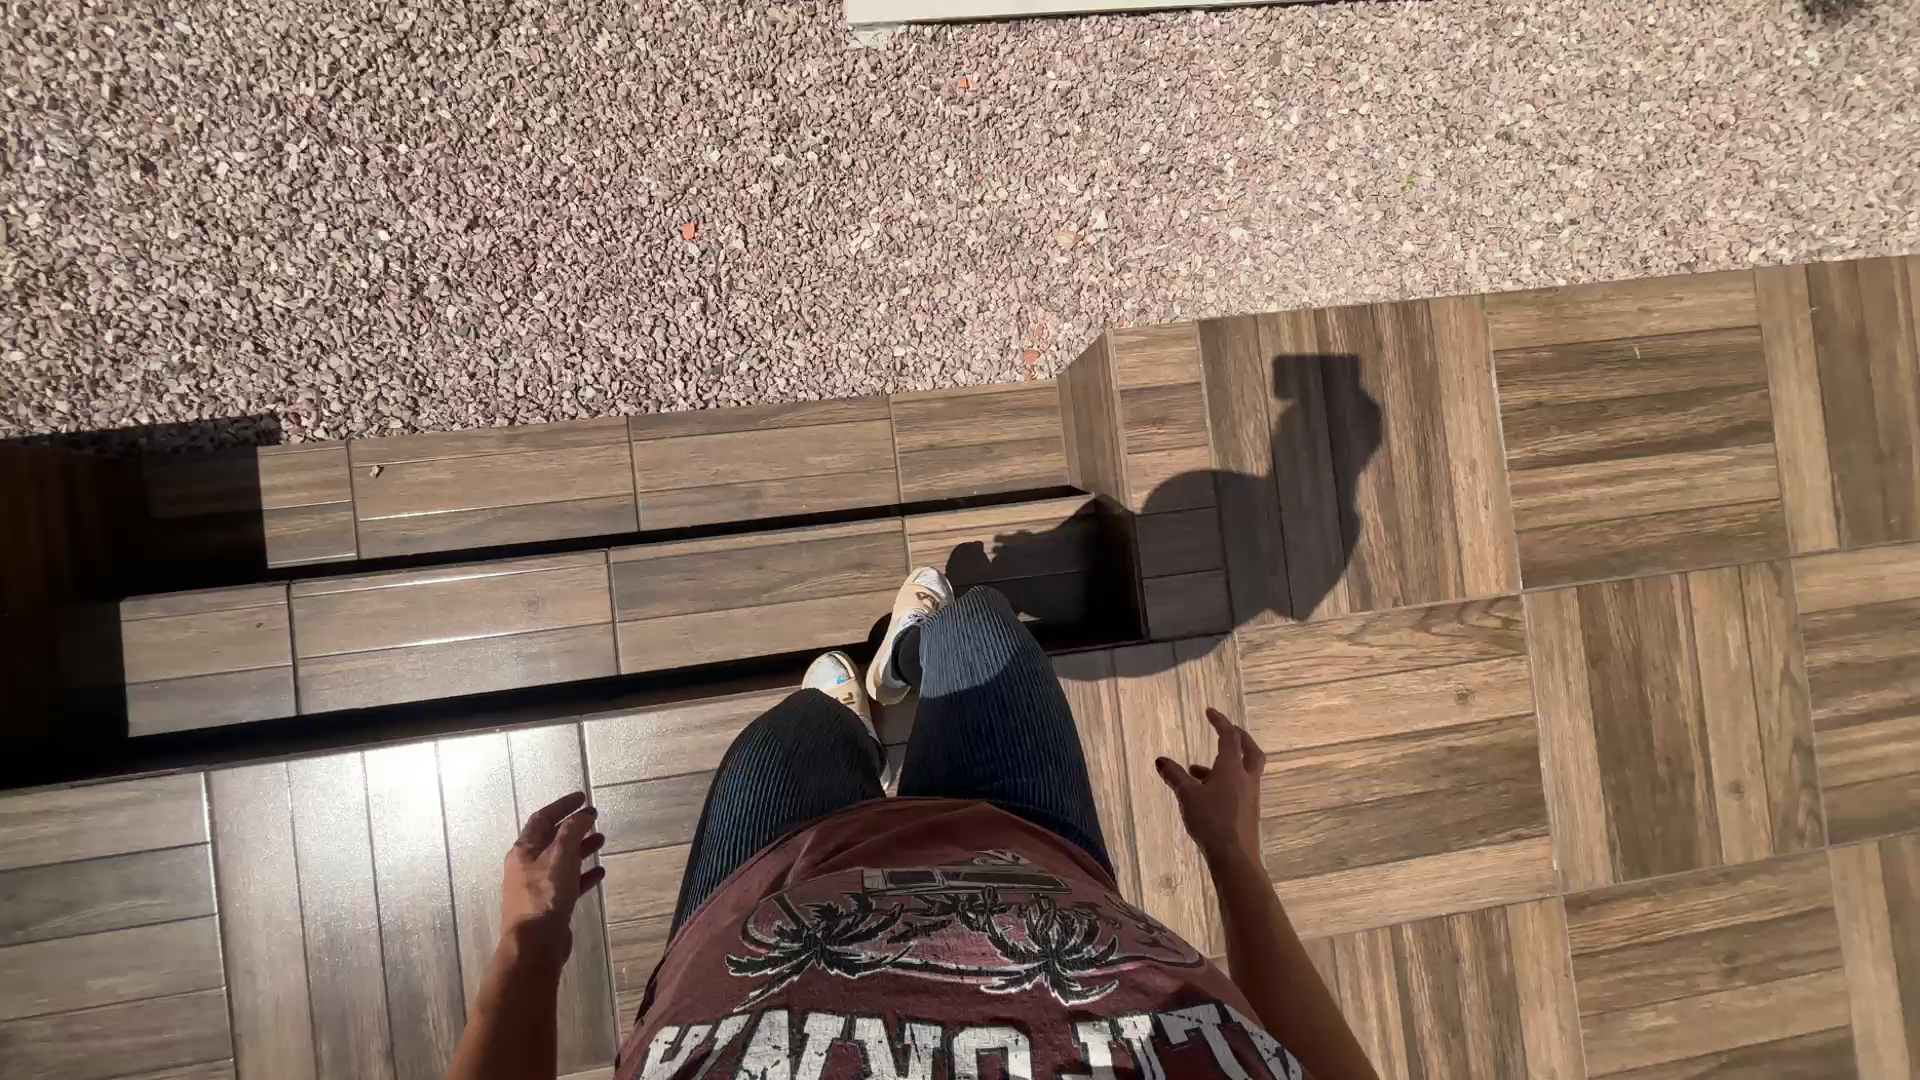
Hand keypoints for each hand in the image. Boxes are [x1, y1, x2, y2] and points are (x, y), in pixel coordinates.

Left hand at [499, 791, 605, 964]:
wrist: (535, 944)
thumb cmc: (545, 894)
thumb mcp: (560, 855)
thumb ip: (572, 831)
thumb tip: (584, 814)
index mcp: (524, 850)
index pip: (542, 818)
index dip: (562, 805)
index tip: (582, 797)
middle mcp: (527, 865)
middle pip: (552, 838)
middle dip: (574, 827)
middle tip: (594, 818)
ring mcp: (537, 886)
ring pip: (562, 859)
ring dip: (581, 848)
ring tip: (601, 841)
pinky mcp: (550, 904)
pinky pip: (569, 881)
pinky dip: (583, 873)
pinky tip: (599, 872)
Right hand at [1154, 707, 1267, 868]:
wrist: (1234, 858)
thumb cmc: (1211, 821)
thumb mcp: (1187, 795)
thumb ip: (1174, 775)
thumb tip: (1160, 760)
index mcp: (1232, 768)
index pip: (1229, 737)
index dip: (1220, 722)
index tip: (1210, 712)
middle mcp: (1245, 778)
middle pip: (1250, 750)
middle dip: (1239, 737)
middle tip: (1226, 731)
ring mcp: (1249, 795)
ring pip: (1244, 769)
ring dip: (1227, 762)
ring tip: (1198, 769)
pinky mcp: (1247, 811)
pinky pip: (1239, 786)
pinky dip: (1224, 780)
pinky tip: (1205, 793)